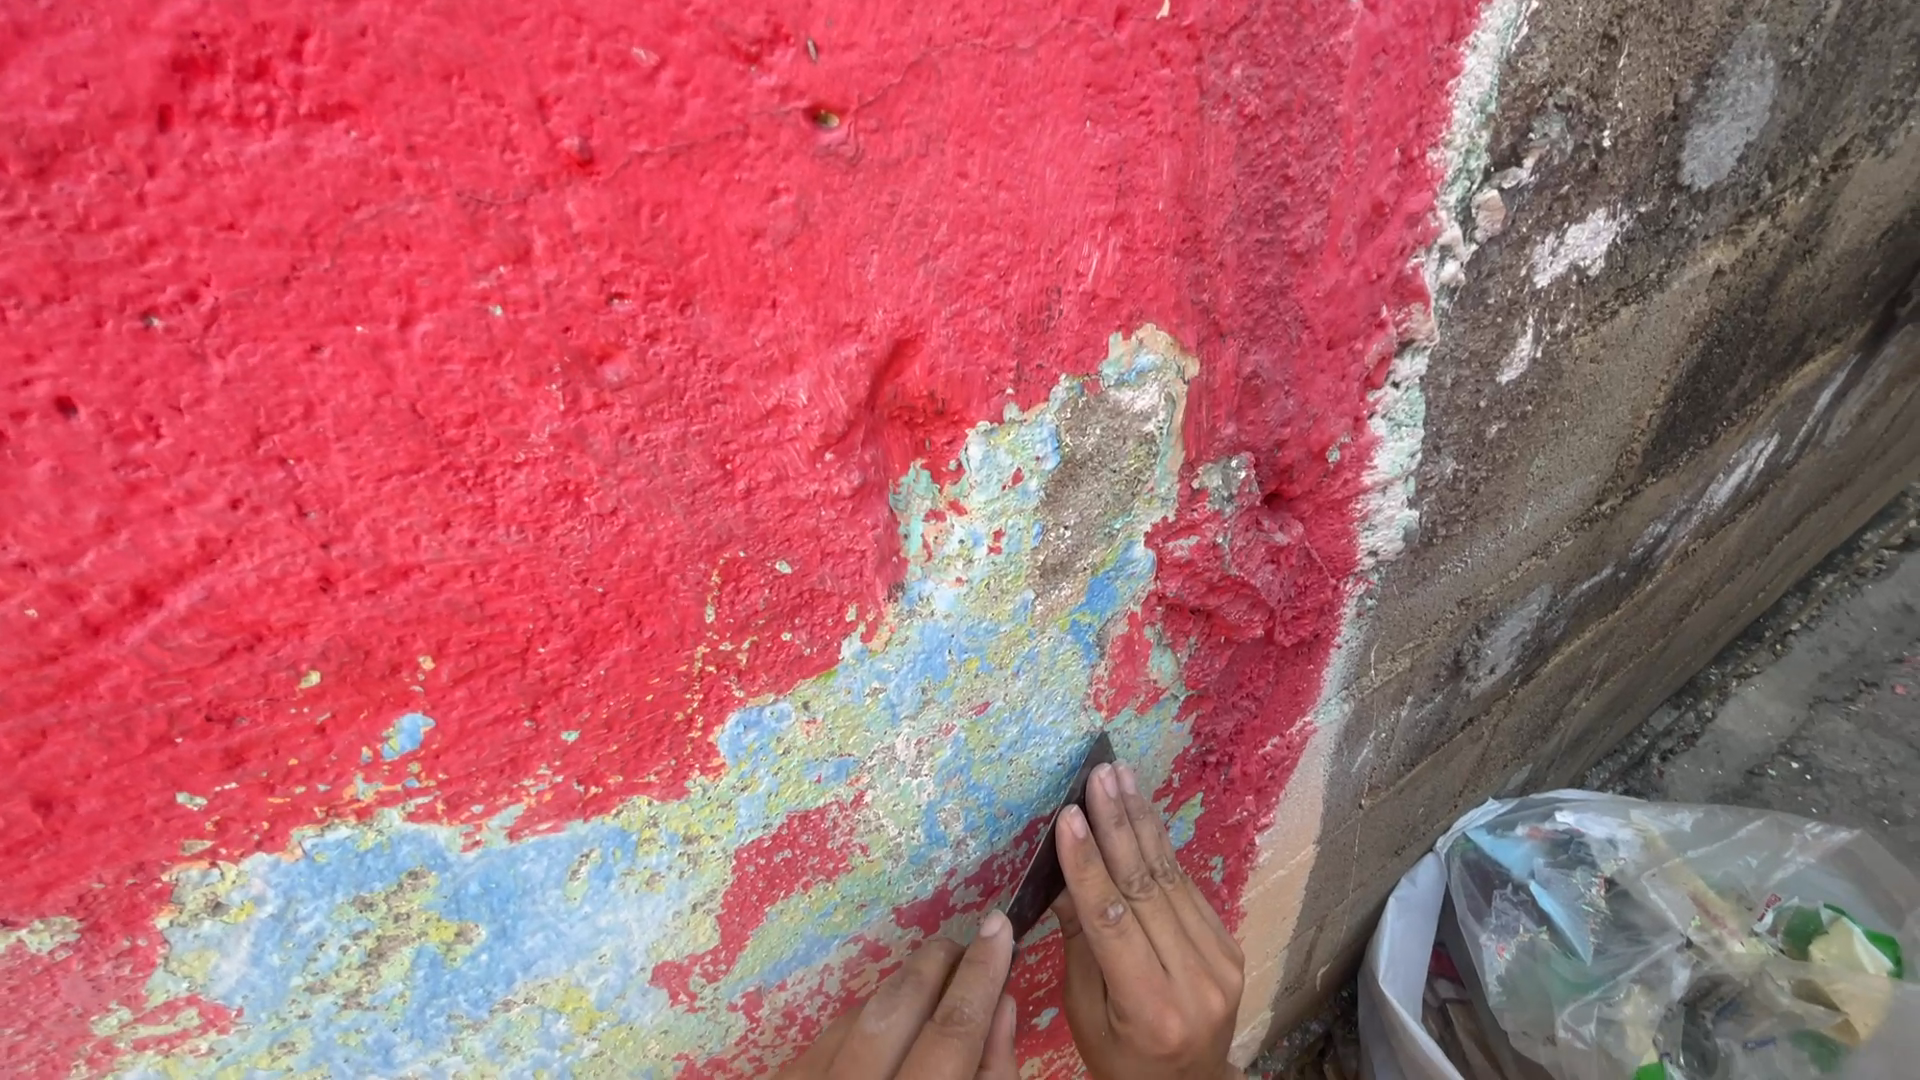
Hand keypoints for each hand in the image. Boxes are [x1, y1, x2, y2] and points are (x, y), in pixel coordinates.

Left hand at [774, 911, 1019, 1079]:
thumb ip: (991, 1076)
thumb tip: (1001, 1003)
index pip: (952, 1031)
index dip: (982, 973)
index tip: (1001, 926)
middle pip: (898, 1005)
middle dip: (938, 962)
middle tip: (969, 944)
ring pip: (862, 1012)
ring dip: (904, 989)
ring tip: (936, 984)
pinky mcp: (786, 1077)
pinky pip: (830, 1032)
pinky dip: (867, 1017)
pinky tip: (888, 1023)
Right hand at [1053, 762, 1245, 1079]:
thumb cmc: (1121, 1057)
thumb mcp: (1083, 1012)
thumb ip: (1077, 941)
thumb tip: (1062, 872)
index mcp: (1149, 1008)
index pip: (1111, 919)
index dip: (1087, 864)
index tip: (1067, 815)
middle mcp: (1193, 980)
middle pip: (1145, 886)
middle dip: (1116, 823)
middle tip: (1099, 775)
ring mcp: (1219, 959)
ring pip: (1168, 875)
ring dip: (1140, 819)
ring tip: (1120, 775)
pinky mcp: (1227, 942)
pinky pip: (1185, 883)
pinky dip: (1159, 843)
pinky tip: (1141, 808)